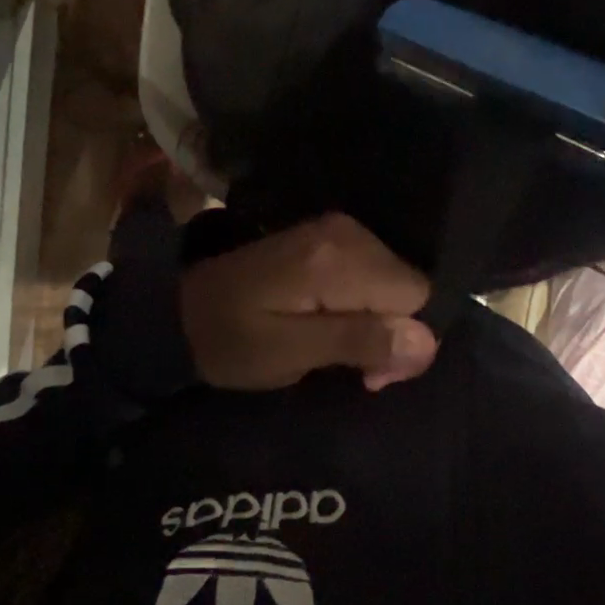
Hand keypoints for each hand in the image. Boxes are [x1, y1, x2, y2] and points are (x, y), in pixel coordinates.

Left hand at [180, 214, 438, 391]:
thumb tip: (427, 340)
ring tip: (334, 348)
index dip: (403, 340)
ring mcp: (339, 229)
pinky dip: (364, 304)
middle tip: (348, 367)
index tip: (367, 374)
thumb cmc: (230, 340)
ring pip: (397, 282)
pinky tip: (333, 324)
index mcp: (338, 258)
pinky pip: (376, 274)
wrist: (178, 309)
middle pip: (409, 286)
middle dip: (392, 332)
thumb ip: (358, 342)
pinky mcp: (331, 237)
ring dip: (378, 322)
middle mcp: (348, 232)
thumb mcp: (289, 354)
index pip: (417, 295)